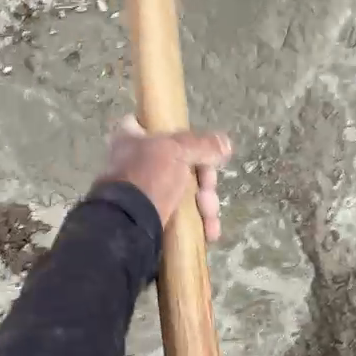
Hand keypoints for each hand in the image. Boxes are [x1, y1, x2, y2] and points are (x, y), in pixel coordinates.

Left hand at [97, 115, 231, 240]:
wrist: (129, 224)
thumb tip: (225, 143)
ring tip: (209, 217)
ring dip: (205, 204)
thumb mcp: (176, 150)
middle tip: (207, 191)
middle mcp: (137, 163)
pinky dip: (199, 221)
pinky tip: (210, 231)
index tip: (199, 145)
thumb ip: (203, 145)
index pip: (154, 125)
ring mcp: (146, 192)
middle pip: (183, 163)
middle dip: (204, 180)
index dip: (177, 131)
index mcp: (133, 139)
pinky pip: (184, 216)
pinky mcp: (155, 217)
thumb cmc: (148, 176)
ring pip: (187, 192)